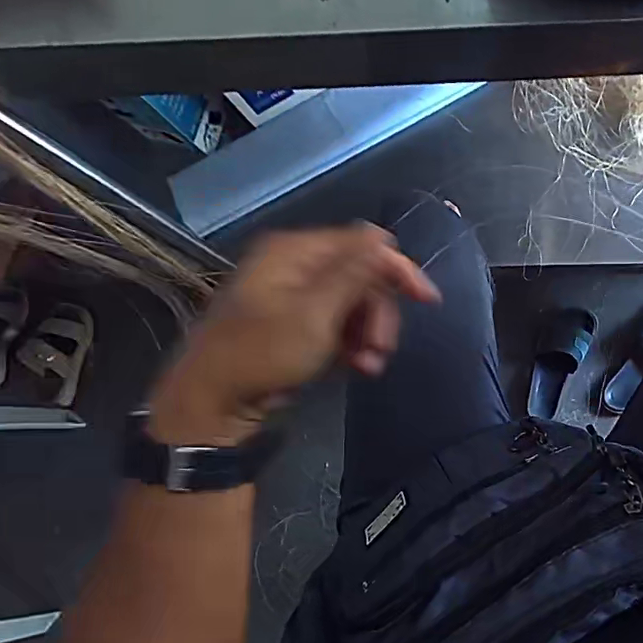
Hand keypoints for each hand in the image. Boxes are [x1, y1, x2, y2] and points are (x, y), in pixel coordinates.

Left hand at [148, 224, 439, 443]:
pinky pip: (342, 324)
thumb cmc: (262, 354)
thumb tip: (383, 239)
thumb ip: (353, 275)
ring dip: (371, 334)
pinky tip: (359, 366)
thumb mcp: (315, 314)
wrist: (214, 402)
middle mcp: (298, 266)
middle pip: (364, 277)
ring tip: (370, 363)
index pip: (364, 244)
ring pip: (357, 304)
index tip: (427, 300)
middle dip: (380, 313)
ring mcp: (298, 296)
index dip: (398, 268)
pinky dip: (356, 344)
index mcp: (296, 252)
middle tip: (384, 346)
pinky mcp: (300, 324)